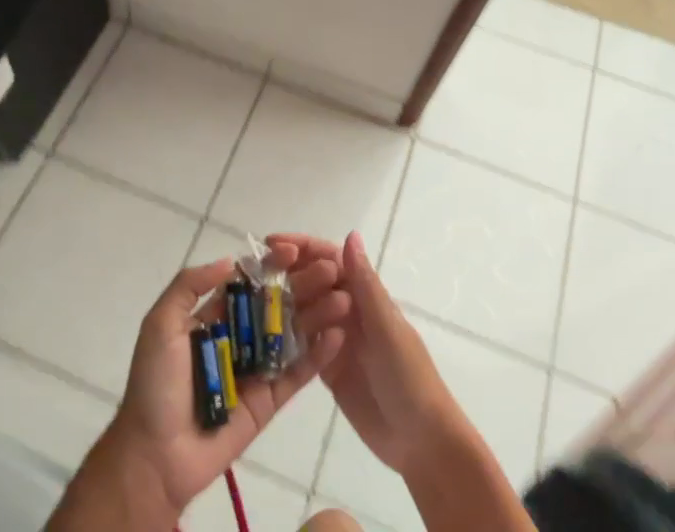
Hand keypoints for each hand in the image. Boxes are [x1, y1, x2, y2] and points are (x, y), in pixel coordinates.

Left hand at [101, 243, 351, 512]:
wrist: (158, 455)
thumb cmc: (156, 385)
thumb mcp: (160, 326)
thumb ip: (188, 287)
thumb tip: (231, 260)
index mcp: (212, 317)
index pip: (247, 283)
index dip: (271, 266)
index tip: (294, 251)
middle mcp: (238, 338)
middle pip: (276, 305)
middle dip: (303, 285)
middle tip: (333, 270)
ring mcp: (257, 368)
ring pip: (293, 335)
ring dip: (318, 314)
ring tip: (345, 298)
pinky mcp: (271, 400)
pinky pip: (298, 373)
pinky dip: (319, 354)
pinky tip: (339, 335)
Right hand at [275, 231, 468, 478]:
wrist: (420, 439)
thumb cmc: (409, 376)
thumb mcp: (386, 328)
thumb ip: (365, 285)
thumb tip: (350, 234)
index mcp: (366, 296)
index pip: (330, 259)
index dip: (303, 248)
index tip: (271, 243)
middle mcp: (349, 312)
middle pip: (313, 282)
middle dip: (287, 273)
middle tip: (255, 276)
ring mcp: (336, 340)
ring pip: (303, 311)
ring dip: (283, 304)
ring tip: (254, 305)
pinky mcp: (326, 368)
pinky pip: (300, 345)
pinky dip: (285, 337)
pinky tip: (261, 335)